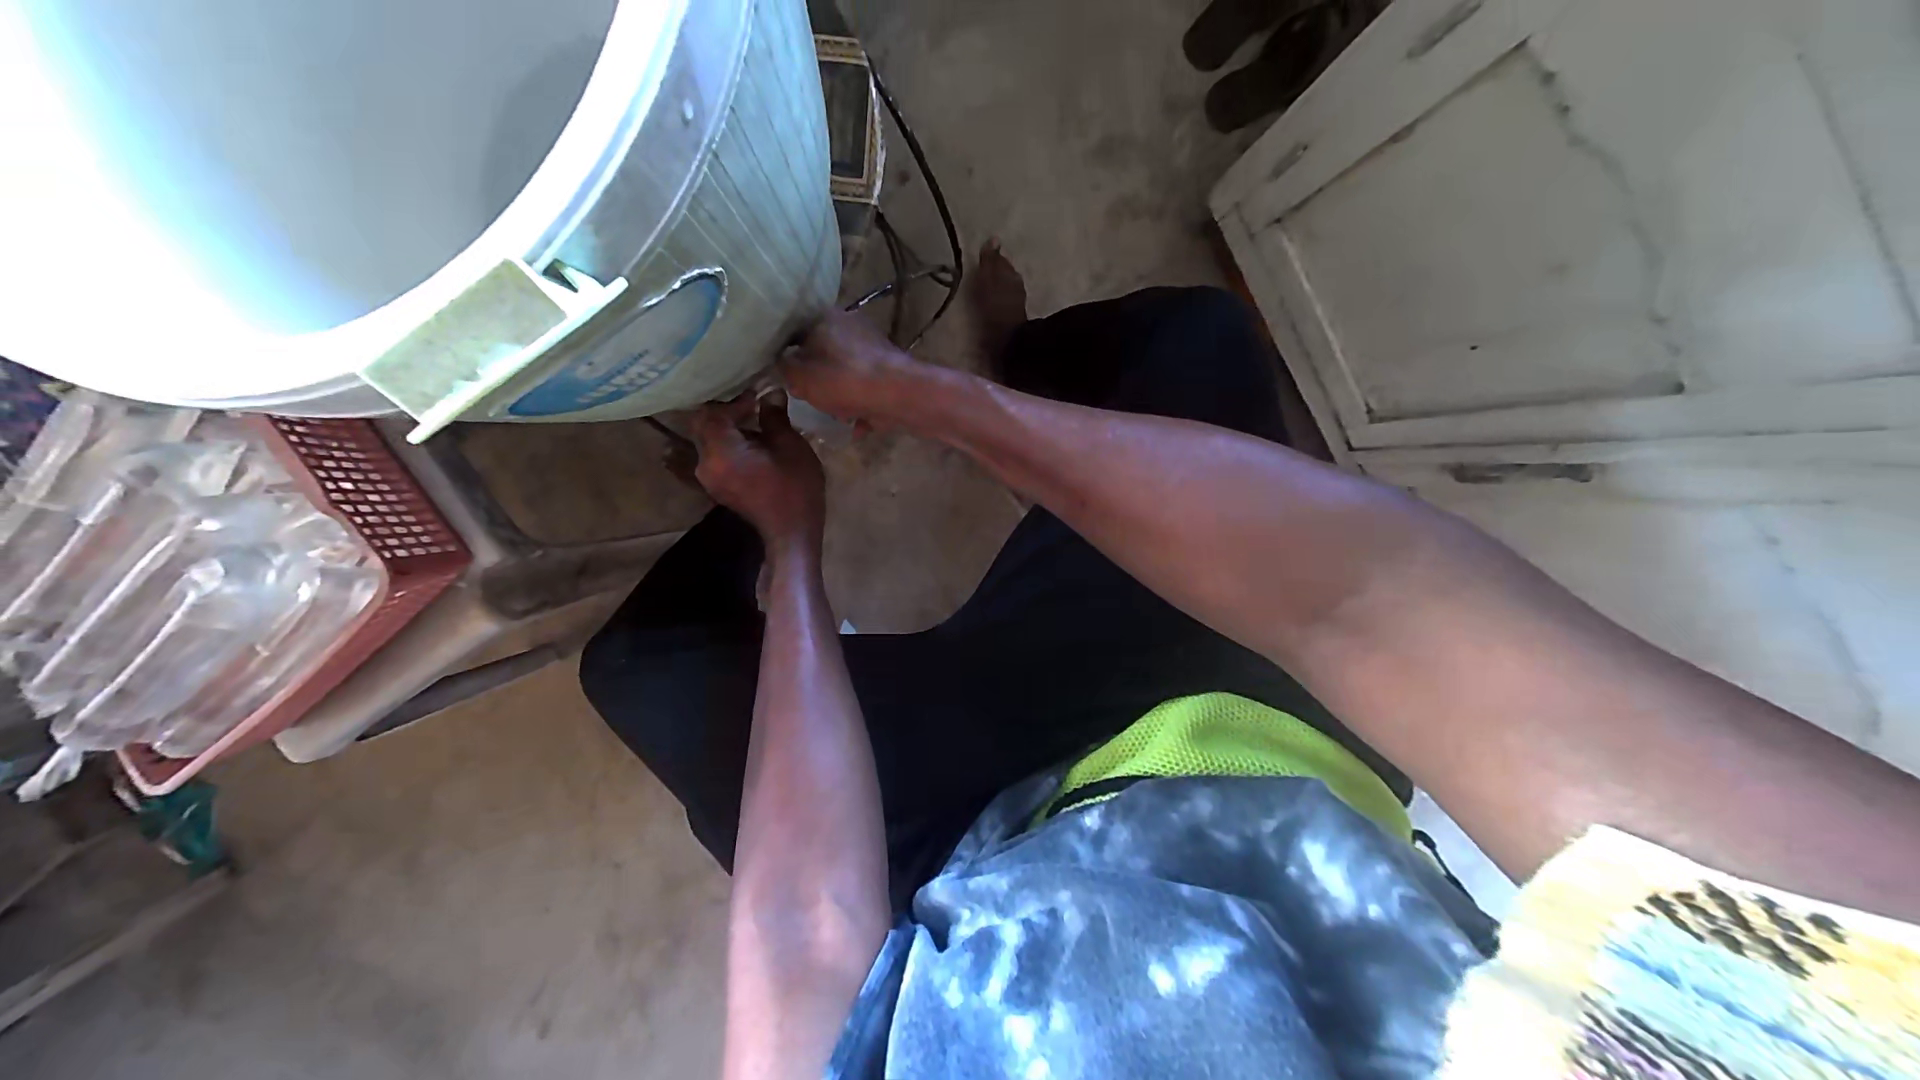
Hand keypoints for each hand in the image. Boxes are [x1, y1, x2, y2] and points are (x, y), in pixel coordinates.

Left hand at [692, 394, 825, 556]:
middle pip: (702, 426)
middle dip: (723, 411)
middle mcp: (705, 463)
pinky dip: (724, 445)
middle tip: (749, 405)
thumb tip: (771, 394)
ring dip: (723, 428)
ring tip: (750, 422)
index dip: (734, 401)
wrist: (792, 533)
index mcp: (720, 451)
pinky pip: (711, 457)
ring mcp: (708, 478)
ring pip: (705, 441)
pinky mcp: (716, 487)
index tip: (757, 397)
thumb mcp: (790, 447)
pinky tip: (746, 443)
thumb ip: (774, 417)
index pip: (714, 413)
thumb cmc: (794, 489)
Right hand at [778, 309, 932, 428]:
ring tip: (837, 416)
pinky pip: (868, 389)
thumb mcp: (800, 376)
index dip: (787, 355)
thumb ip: (785, 369)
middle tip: (810, 399)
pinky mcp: (892, 372)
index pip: (797, 331)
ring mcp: (875, 349)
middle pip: (823, 354)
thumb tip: (783, 364)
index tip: (783, 376)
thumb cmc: (844, 381)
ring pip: (847, 374)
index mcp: (827, 318)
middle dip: (817, 380)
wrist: (900, 395)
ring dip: (841, 396)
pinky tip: (859, 426)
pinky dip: (863, 406)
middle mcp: (852, 327)